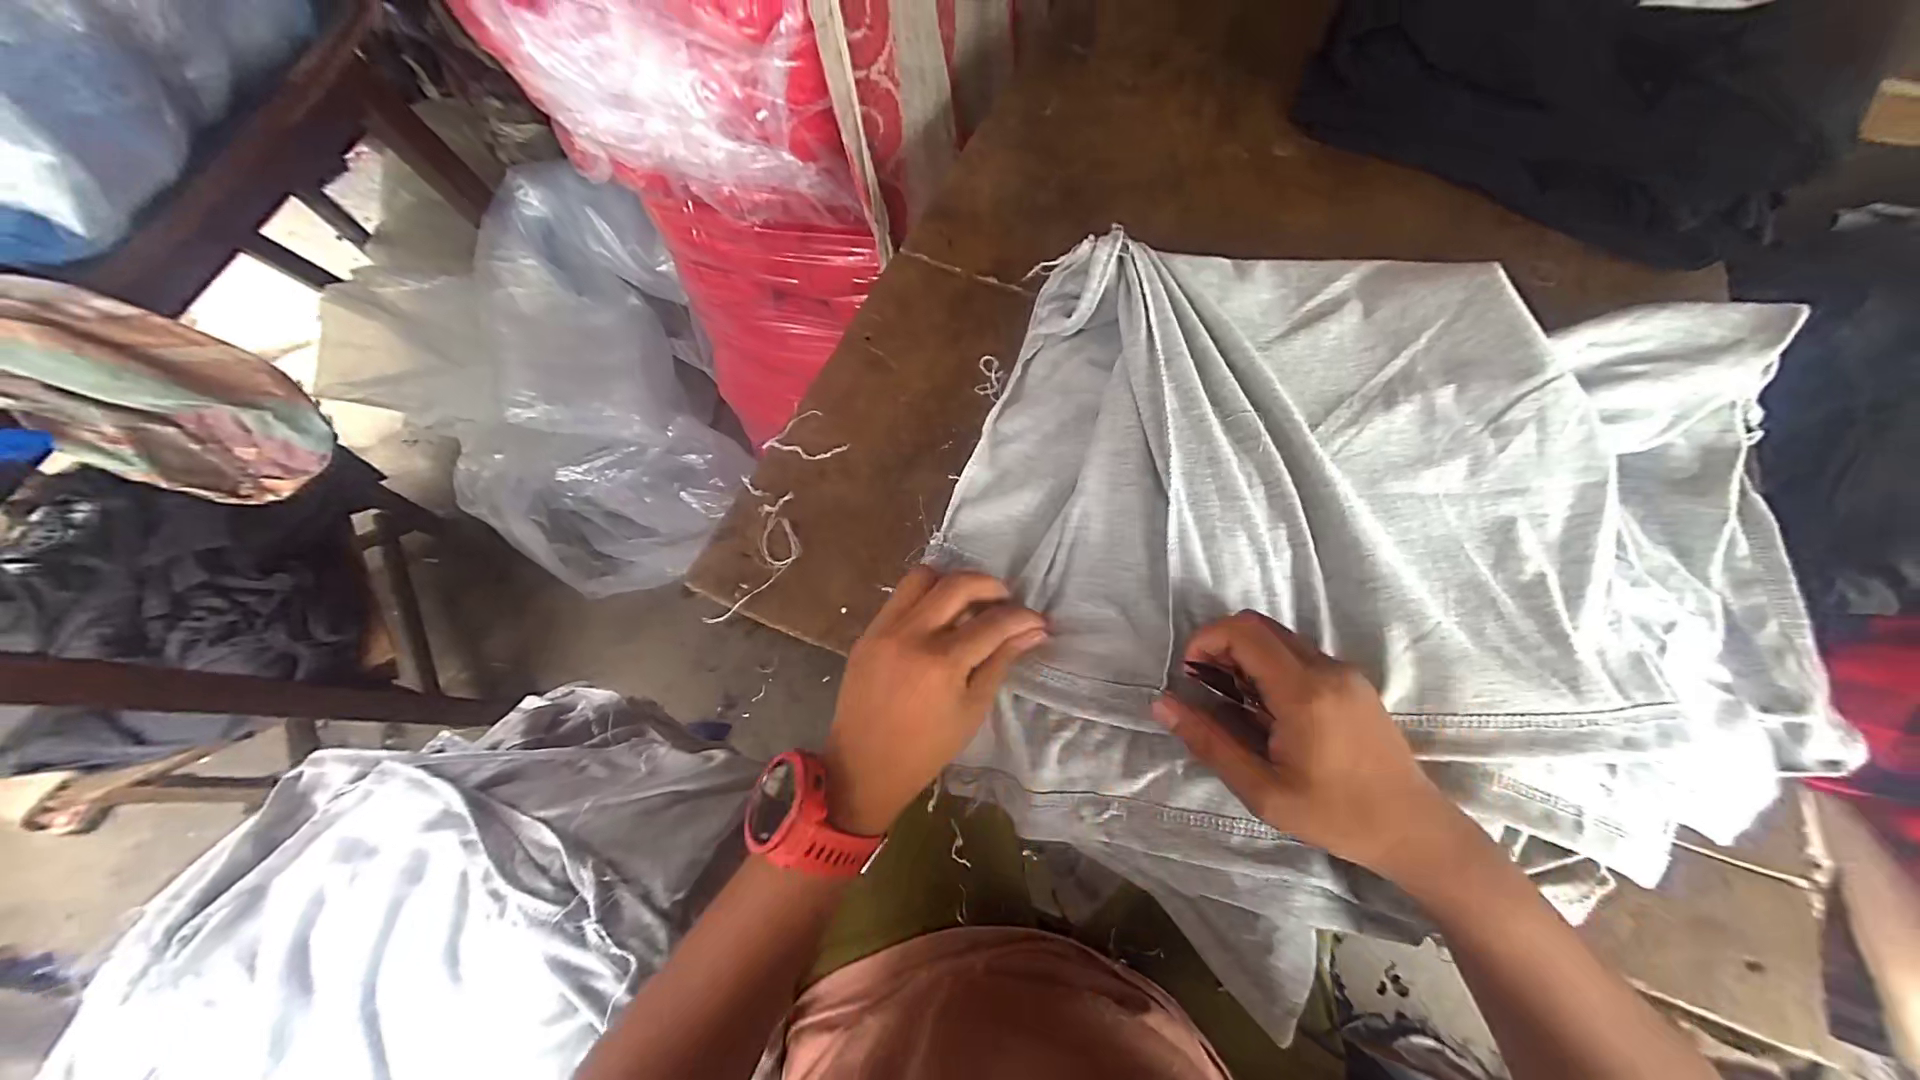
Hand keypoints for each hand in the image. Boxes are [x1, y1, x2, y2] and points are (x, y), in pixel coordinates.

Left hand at [821, 566, 1046, 834]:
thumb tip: (1033, 632)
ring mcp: (885, 629)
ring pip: (923, 577)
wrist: (864, 765)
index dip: (1022, 618)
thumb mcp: (973, 709)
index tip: (1037, 620)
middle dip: (991, 586)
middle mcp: (912, 635)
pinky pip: (900, 596)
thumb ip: (1001, 662)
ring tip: (968, 602)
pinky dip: (925, 596)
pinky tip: (939, 616)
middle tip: (1005, 602)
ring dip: (952, 582)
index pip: (992, 623)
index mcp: (942, 662)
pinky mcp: (868, 632)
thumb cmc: (926, 748)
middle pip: (958, 584)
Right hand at [1152, 610, 1456, 876]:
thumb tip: (1162, 704)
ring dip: (1243, 656)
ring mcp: (1344, 672)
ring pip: (1277, 637)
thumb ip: (1209, 741)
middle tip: (1205, 688)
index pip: (1243, 632)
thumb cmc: (1336, 816)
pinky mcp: (1353, 682)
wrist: (1416, 831)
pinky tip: (1266, 710)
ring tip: (1234, 704)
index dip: (1205, 640)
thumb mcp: (1262, 789)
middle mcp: (1327, 669)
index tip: (1189, 675)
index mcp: (1304, 692)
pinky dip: (1267, 666)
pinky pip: (1297, 654)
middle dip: (1219, 645)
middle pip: (1257, 625)